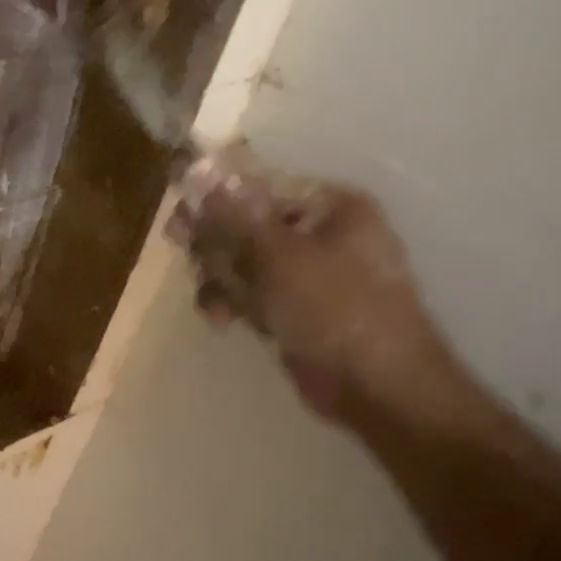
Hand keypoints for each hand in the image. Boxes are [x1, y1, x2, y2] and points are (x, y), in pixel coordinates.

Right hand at [163, 145, 450, 420]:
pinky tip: (220, 319)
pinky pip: (249, 293)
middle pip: (246, 222)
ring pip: (241, 260)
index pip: (260, 185)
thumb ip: (233, 215)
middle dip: (213, 239)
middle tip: (180, 246)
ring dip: (218, 276)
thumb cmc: (337, 308)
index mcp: (330, 207)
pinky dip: (231, 301)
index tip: (181, 209)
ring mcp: (307, 275)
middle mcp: (320, 233)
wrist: (379, 388)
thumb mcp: (280, 255)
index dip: (216, 194)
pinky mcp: (294, 309)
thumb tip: (196, 172)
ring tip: (213, 300)